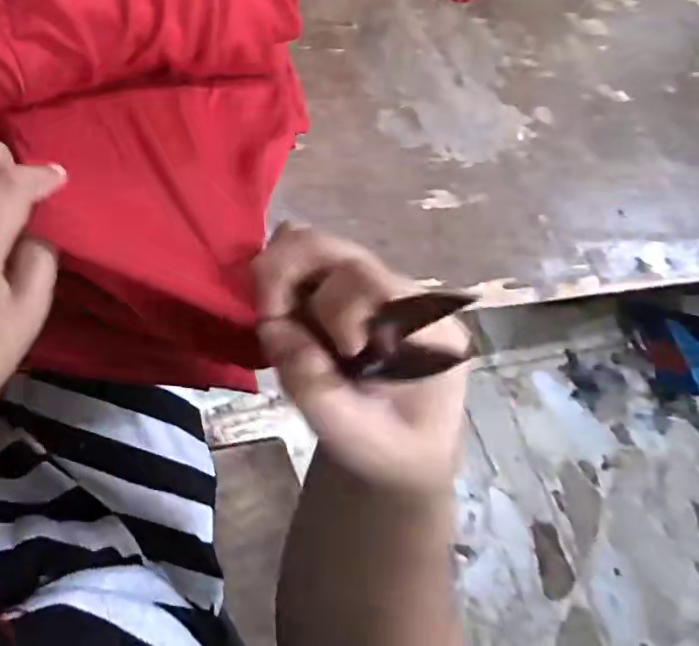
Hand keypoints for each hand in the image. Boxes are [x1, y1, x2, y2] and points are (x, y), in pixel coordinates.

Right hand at [254, 225, 471, 496]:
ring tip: (276, 319)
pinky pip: (301, 254)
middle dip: (288, 277)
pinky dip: (278, 275)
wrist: (395, 454)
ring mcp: (372, 282)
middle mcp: (403, 293)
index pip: (374, 285)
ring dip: (279, 277)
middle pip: (335, 250)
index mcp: (429, 330)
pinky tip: (281, 311)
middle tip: (269, 319)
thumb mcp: (353, 436)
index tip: (326, 353)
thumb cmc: (385, 450)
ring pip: (311, 243)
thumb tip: (275, 328)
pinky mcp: (344, 282)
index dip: (334, 308)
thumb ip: (314, 387)